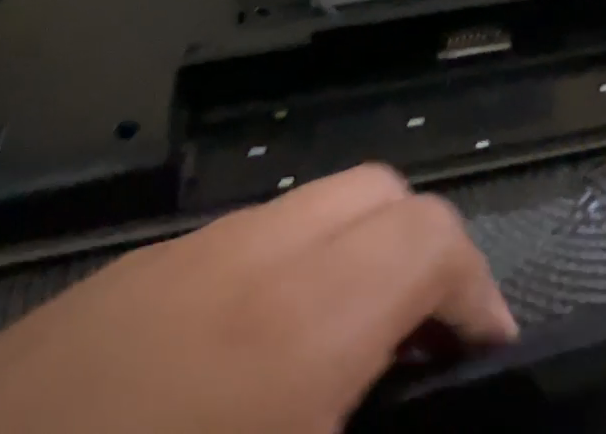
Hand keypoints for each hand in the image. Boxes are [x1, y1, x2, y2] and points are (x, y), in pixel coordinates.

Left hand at [0, 164, 515, 433]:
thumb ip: (349, 415)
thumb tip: (384, 391)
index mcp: (292, 328)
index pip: (429, 236)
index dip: (481, 291)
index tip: (486, 358)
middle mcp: (240, 262)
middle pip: (377, 193)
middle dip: (424, 257)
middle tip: (424, 353)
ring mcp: (172, 259)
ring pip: (309, 207)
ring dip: (354, 260)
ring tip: (347, 359)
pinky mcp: (120, 279)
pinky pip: (241, 240)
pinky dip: (287, 273)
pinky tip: (252, 365)